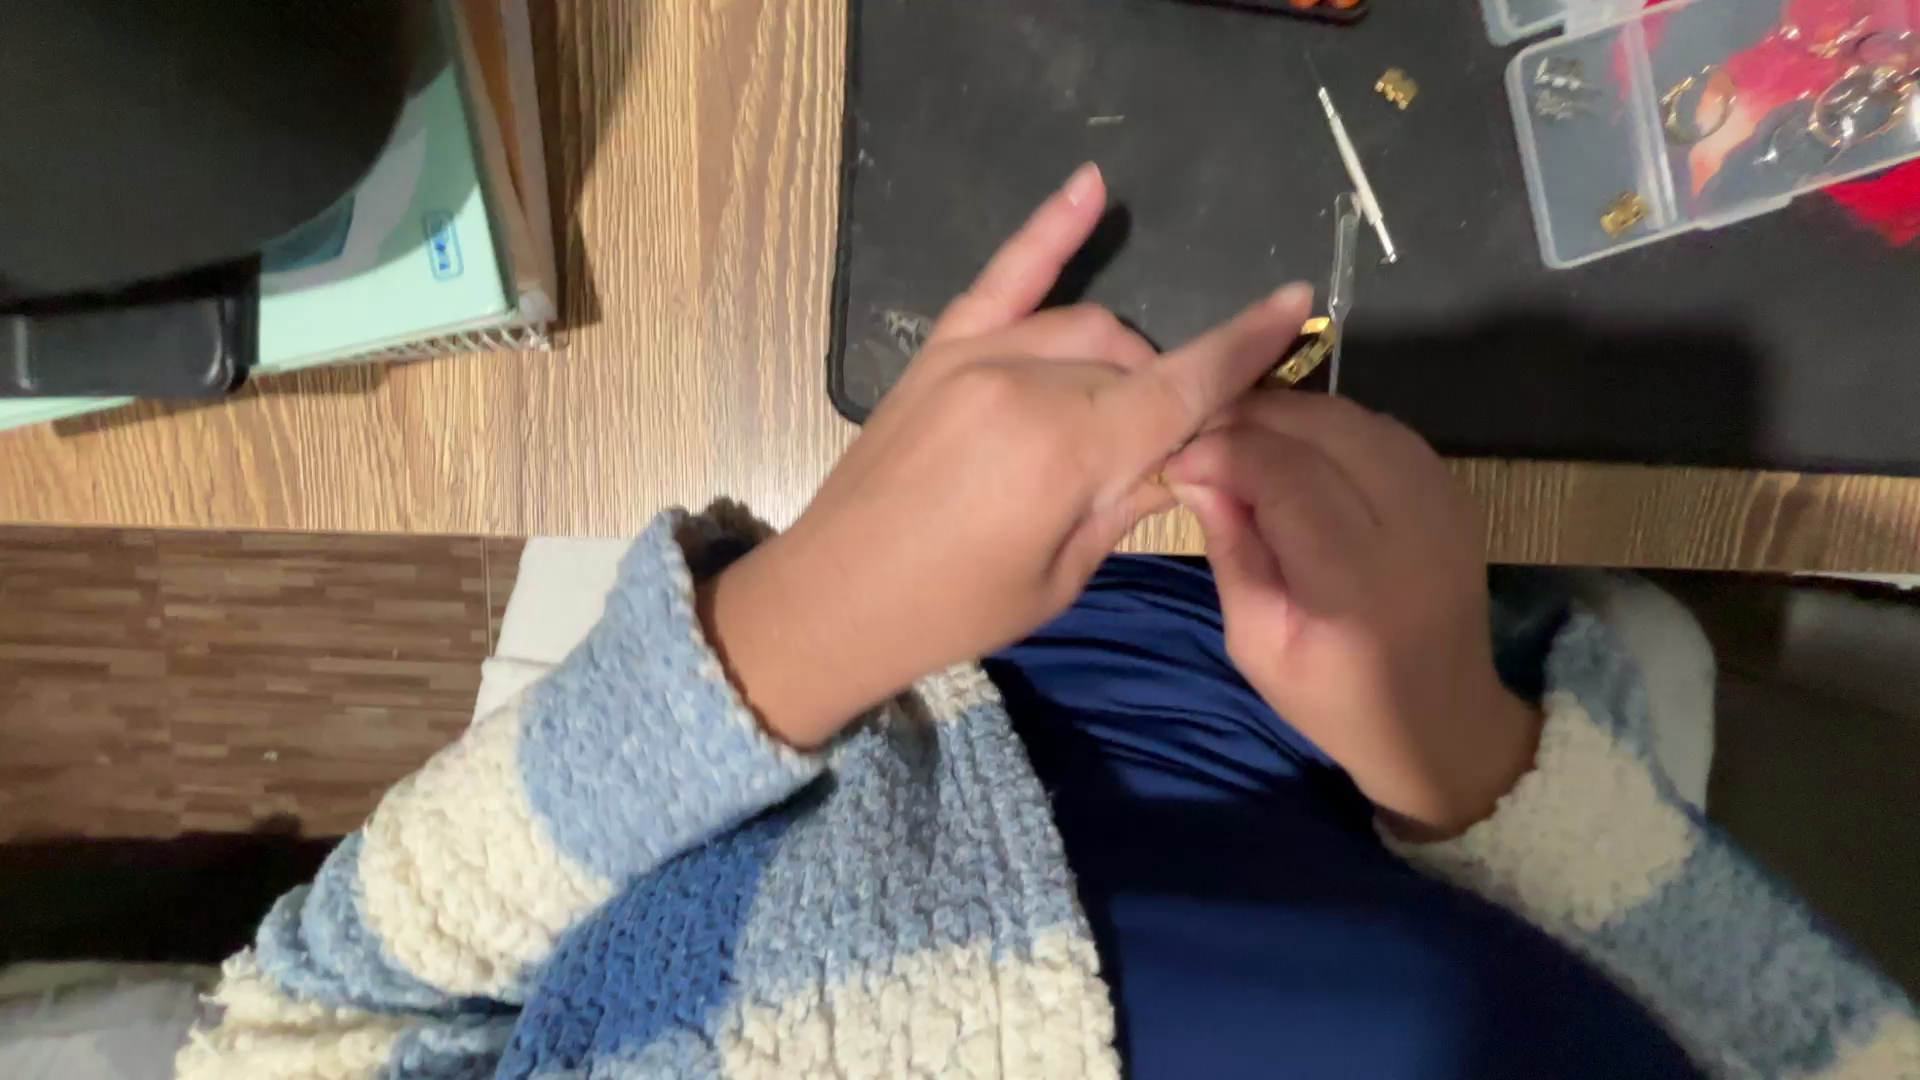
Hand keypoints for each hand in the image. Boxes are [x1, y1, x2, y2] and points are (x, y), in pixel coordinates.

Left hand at [700, 163, 1314, 747]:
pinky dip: (1048, 232)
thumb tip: (1181, 456)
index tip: (1295, 307)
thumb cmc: (951, 613)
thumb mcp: (1059, 578)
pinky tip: (1090, 186)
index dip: (1245, 349)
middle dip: (1164, 393)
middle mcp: (1027, 385)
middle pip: (1132, 360)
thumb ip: (1125, 504)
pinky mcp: (938, 354)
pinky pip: (1001, 278)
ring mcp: (975, 357)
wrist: (833, 599)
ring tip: (1118, 406)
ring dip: (1120, 357)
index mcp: (1066, 453)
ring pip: (1084, 325)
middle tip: (1159, 446)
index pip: (1181, 388)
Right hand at [1163, 393, 1541, 839]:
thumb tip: (1193, 473)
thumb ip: (1230, 551)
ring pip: (1356, 419)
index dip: (1226, 453)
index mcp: (1357, 588)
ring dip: (1286, 414)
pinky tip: (1290, 446)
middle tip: (1200, 439)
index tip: (1178, 463)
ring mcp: (1446, 505)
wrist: (1437, 718)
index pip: (1290, 480)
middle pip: (1327, 431)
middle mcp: (1415, 531)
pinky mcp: (1455, 493)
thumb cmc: (1330, 696)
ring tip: (1237, 437)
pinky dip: (1325, 425)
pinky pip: (1380, 430)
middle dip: (1251, 420)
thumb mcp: (1254, 640)